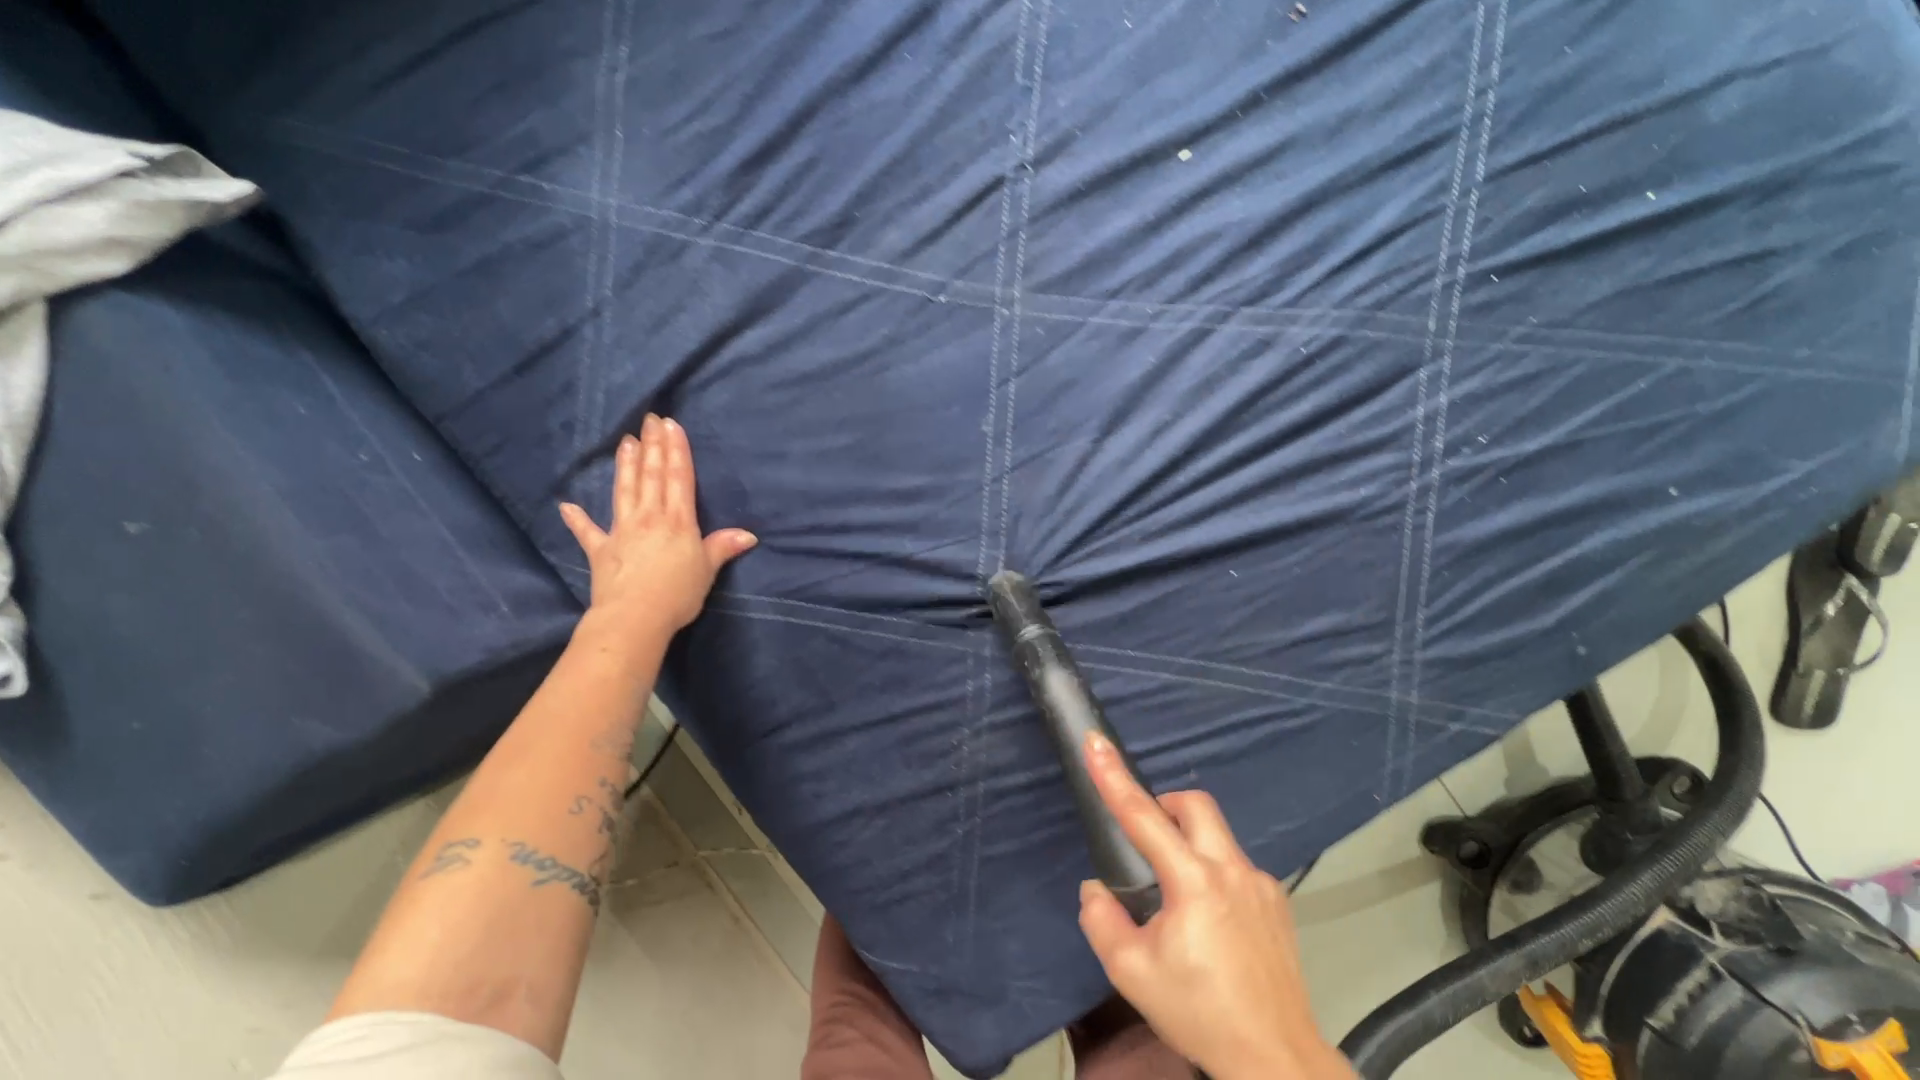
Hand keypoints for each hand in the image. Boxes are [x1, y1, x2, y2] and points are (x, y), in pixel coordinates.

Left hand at [559, 414, 756, 639]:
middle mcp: (649, 518)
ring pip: (625, 491)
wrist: (635, 617)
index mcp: (678, 521)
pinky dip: (576, 519)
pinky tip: (566, 505)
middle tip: (649, 420)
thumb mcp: (707, 569)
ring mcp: (622, 531)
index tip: (671, 425)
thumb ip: (723, 547)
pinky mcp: (601, 550)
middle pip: (651, 476)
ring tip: (625, 441)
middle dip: (652, 446)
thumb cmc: (677, 593)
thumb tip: (749, 534)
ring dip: (625, 465)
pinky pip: (587, 532)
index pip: (678, 478)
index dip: (676, 450)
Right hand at [1077, 733, 1355, 1079]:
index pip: (1144, 816)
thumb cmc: (1199, 1012)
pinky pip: (1236, 868)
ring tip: (1174, 900)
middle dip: (1164, 806)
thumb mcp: (1131, 972)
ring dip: (1188, 846)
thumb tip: (1098, 889)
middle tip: (1143, 838)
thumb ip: (1102, 920)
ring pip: (1217, 838)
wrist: (1274, 1058)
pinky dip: (1212, 874)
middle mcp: (1232, 871)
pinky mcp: (1278, 903)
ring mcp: (1262, 885)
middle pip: (1195, 806)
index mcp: (1194, 883)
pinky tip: (1209, 925)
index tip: (1096, 741)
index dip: (1114, 776)